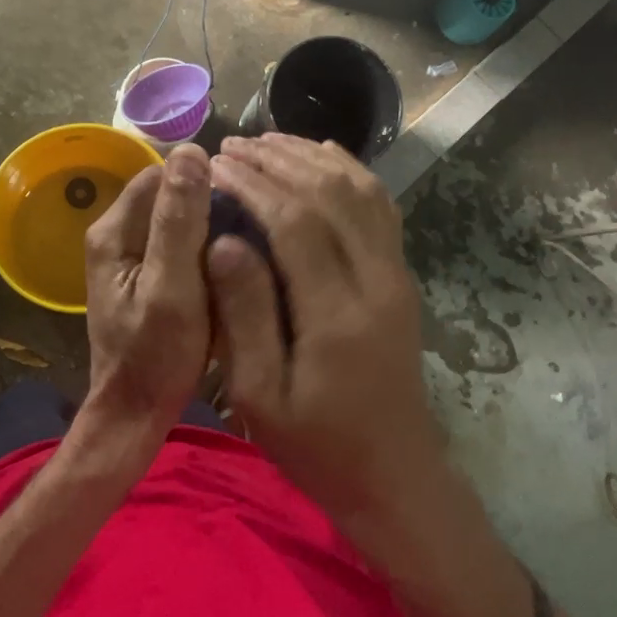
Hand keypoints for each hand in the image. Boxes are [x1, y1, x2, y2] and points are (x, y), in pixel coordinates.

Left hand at [79, 144, 214, 449]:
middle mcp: (114, 235)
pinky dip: (202, 254)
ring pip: (176, 222)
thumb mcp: (173, 285)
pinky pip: (178, 248)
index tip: (241, 202)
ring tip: (244, 250)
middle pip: (168, 197)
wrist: (136, 414)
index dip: (202, 182)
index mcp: (113, 230)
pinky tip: (227, 273)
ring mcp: (127, 258)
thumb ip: (180, 221)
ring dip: (208, 232)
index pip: (160, 175)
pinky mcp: (143, 279)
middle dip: (208, 207)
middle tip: (249, 231)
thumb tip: (190, 152)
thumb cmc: (156, 355)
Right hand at [205, 134, 441, 519]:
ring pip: (360, 191)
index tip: (214, 166)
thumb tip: (223, 240)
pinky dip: (351, 170)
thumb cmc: (315, 444)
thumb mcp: (260, 393)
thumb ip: (243, 313)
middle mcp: (376, 282)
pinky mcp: (401, 277)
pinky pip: (381, 207)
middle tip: (231, 145)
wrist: (393, 475)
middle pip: (330, 194)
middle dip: (277, 160)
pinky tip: (322, 153)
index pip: (295, 223)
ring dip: (312, 157)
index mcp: (337, 315)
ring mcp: (396, 276)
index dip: (253, 185)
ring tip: (266, 141)